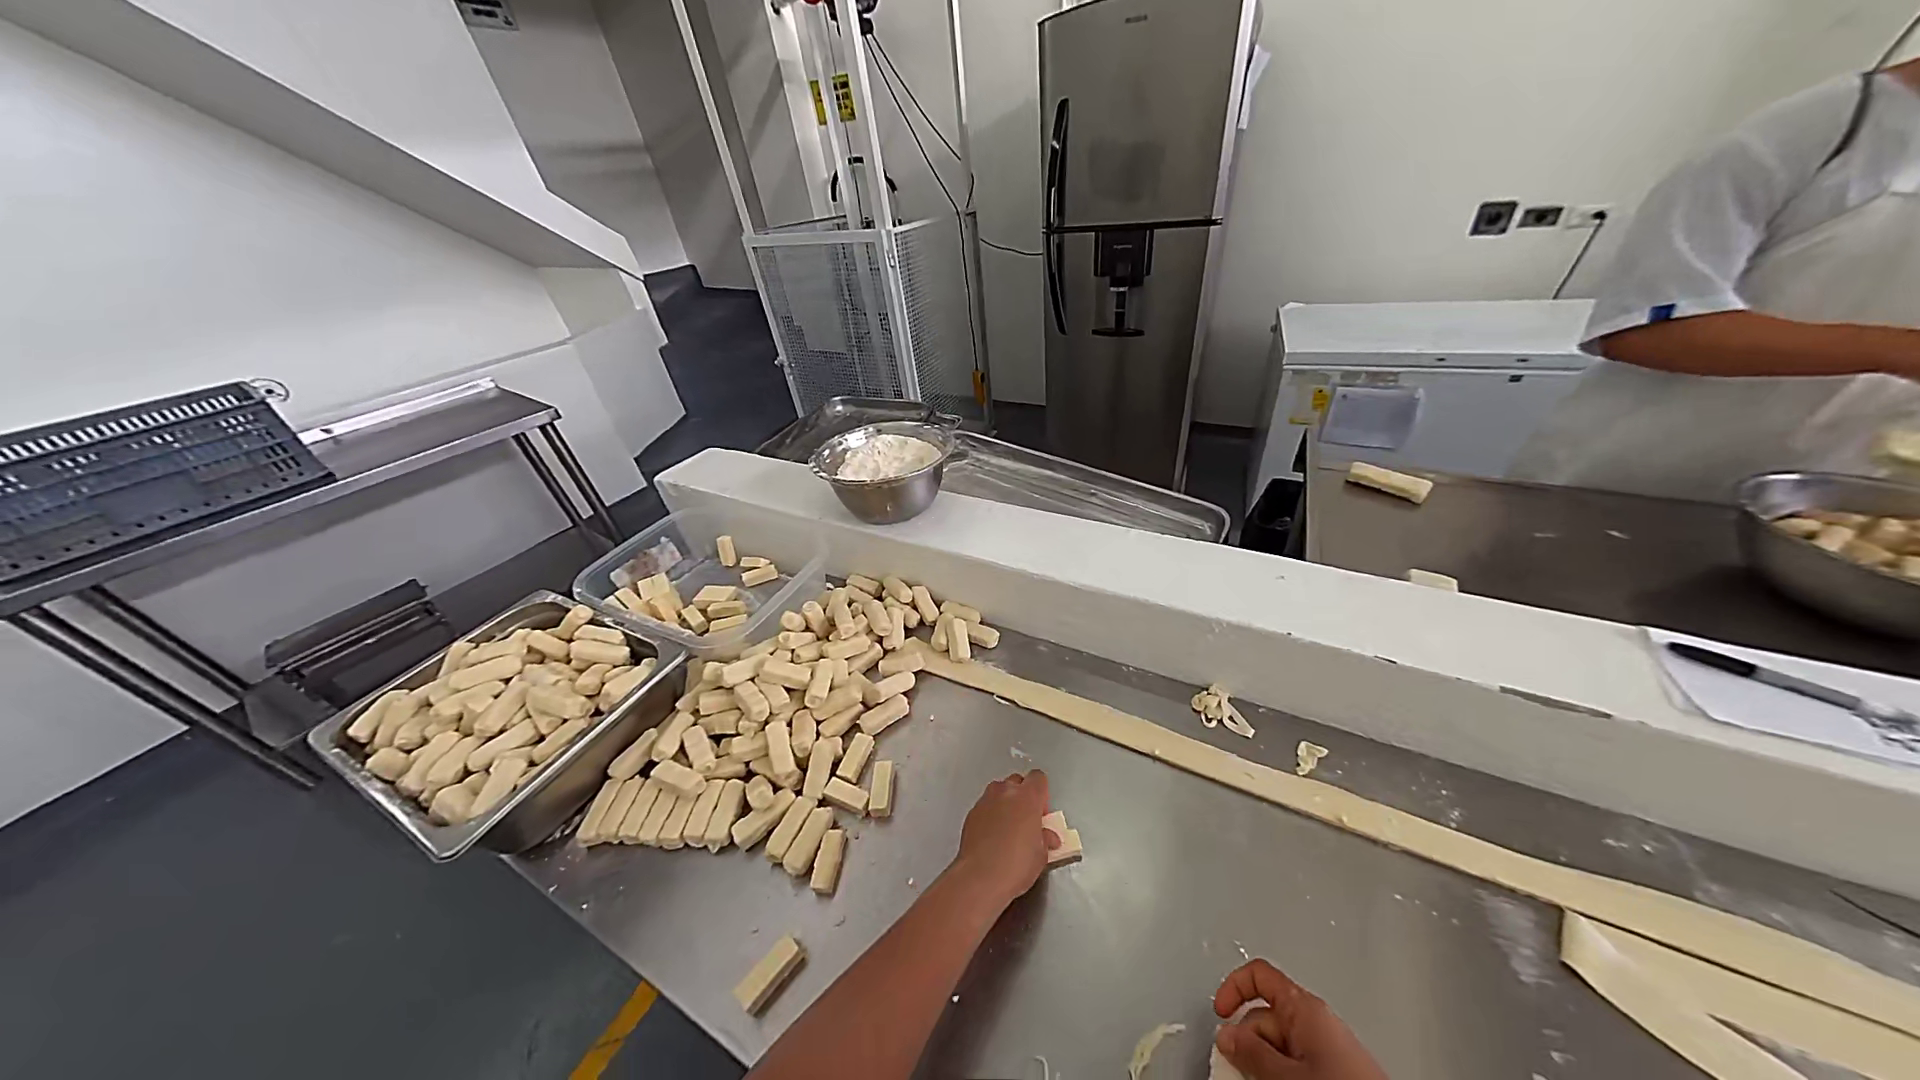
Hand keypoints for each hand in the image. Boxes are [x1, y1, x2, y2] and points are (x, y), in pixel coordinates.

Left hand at [949, 770, 1054, 906]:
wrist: (981, 877)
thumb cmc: (1016, 865)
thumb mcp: (1041, 854)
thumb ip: (1045, 838)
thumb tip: (1047, 837)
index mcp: (1028, 797)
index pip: (1038, 778)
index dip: (1042, 793)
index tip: (1042, 812)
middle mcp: (1005, 792)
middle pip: (1017, 781)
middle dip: (1023, 796)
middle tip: (1027, 820)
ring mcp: (985, 801)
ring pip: (999, 792)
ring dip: (1005, 804)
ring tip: (1009, 828)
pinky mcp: (971, 813)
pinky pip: (985, 806)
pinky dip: (990, 815)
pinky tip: (993, 837)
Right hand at [1213, 960, 1387, 1079]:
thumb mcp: (1286, 1073)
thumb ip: (1252, 1051)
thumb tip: (1227, 1036)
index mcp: (1304, 1007)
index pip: (1259, 974)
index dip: (1233, 987)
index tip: (1221, 1012)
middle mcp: (1316, 1020)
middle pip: (1265, 1014)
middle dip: (1248, 1039)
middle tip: (1241, 1067)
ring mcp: (1328, 1046)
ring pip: (1280, 1042)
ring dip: (1265, 1061)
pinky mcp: (1337, 1070)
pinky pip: (1297, 1060)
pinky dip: (1282, 1072)